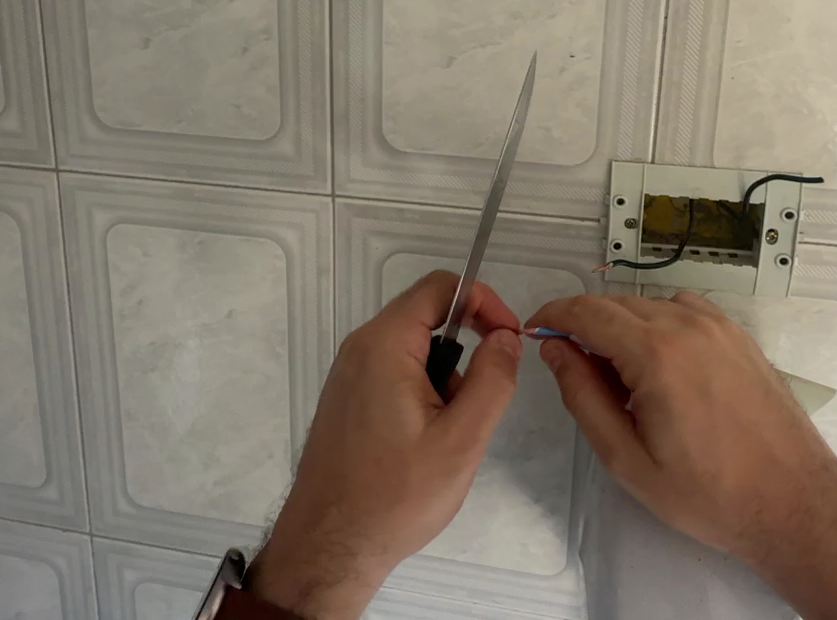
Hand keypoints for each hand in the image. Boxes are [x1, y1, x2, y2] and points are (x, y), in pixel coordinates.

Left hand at [250, 271, 522, 619]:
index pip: (441, 287)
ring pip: (414, 346)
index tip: (509, 339)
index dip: (483, 302)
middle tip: (483, 395)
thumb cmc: (395, 496)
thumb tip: (507, 337)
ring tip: (449, 430)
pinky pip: (395, 369)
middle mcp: (362, 346)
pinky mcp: (347, 396)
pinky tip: (424, 437)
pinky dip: (421, 388)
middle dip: (466, 345)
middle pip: (427, 315)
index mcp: (385, 344)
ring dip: (444, 373)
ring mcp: (350, 371)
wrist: (327, 550)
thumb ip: (492, 381)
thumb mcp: (461, 441)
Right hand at [524, 291, 836, 570]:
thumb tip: (555, 348)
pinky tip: (663, 363)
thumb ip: (583, 396)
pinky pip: (682, 308)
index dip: (553, 315)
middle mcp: (686, 323)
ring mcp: (718, 324)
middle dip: (585, 325)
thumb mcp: (628, 459)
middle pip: (615, 303)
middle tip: (577, 368)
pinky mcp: (738, 334)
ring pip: (648, 304)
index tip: (535, 329)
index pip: (586, 311)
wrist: (797, 506)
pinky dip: (658, 322)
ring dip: (622, 324)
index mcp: (655, 353)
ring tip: (623, 375)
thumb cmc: (708, 494)